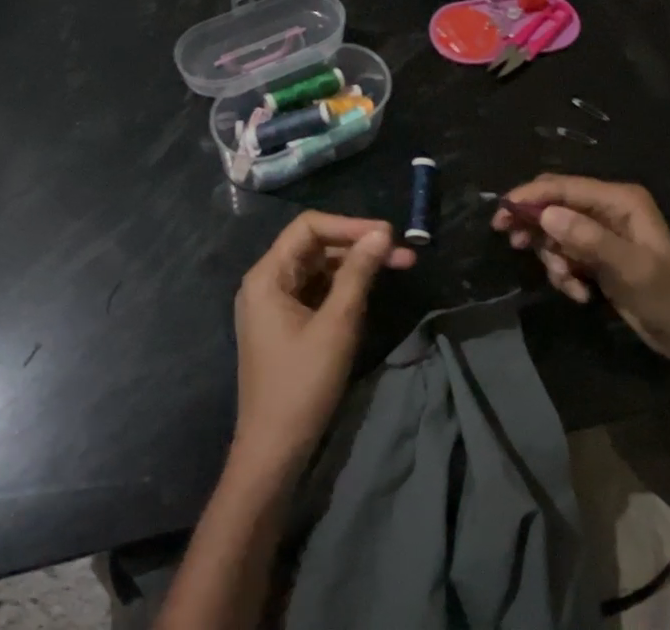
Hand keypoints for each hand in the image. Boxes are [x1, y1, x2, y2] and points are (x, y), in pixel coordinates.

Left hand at [232, 212, 414, 471]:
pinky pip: (315, 291)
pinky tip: (371, 289)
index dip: (349, 225)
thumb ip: (358, 274)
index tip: (389, 234)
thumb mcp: (337, 324)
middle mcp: (265, 282)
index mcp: (266, 276)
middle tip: (404, 254)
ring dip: (355, 266)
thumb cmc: (303, 383)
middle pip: (313, 246)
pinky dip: (343, 287)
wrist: (274, 445)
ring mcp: (273, 304)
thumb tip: (381, 235)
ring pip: (317, 268)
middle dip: (357, 245)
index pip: (308, 227)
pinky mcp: (284, 324)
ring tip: (398, 267)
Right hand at [491, 174, 669, 360]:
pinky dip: (564, 273)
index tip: (501, 216)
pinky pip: (564, 254)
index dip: (530, 197)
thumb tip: (545, 215)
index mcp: (620, 200)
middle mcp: (608, 209)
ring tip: (567, 282)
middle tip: (513, 243)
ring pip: (555, 233)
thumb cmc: (668, 296)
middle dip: (534, 225)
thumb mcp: (630, 267)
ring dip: (553, 258)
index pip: (564, 187)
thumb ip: (588, 238)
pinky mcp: (597, 255)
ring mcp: (602, 233)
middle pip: (554, 204)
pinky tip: (579, 293)